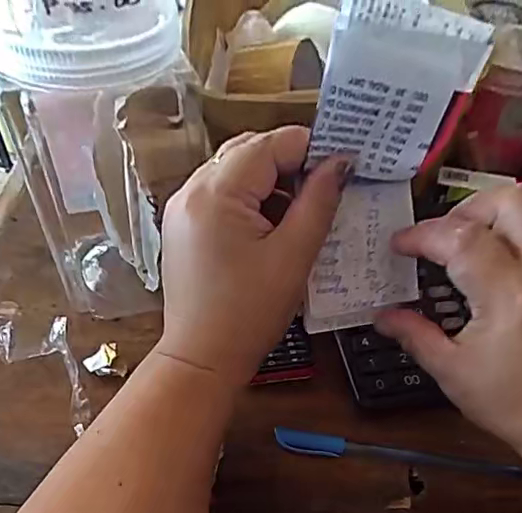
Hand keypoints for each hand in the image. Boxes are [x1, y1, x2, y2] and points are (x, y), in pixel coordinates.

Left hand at [156, 126, 348, 386]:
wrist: (202, 358)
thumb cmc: (250, 314)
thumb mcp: (293, 258)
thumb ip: (317, 205)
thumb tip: (339, 164)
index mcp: (217, 191)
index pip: (269, 144)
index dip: (308, 149)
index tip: (340, 166)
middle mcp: (191, 189)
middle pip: (247, 152)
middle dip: (288, 166)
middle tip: (323, 193)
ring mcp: (181, 208)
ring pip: (234, 175)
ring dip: (269, 186)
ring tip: (297, 220)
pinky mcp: (181, 230)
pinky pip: (220, 199)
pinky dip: (248, 205)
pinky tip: (268, 235)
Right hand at [375, 184, 521, 466]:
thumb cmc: (512, 405)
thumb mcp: (453, 375)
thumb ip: (416, 337)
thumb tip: (383, 315)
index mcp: (508, 301)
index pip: (462, 240)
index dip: (424, 235)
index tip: (402, 245)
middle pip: (509, 200)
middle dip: (466, 209)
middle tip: (444, 238)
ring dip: (502, 205)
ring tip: (478, 234)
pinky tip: (511, 241)